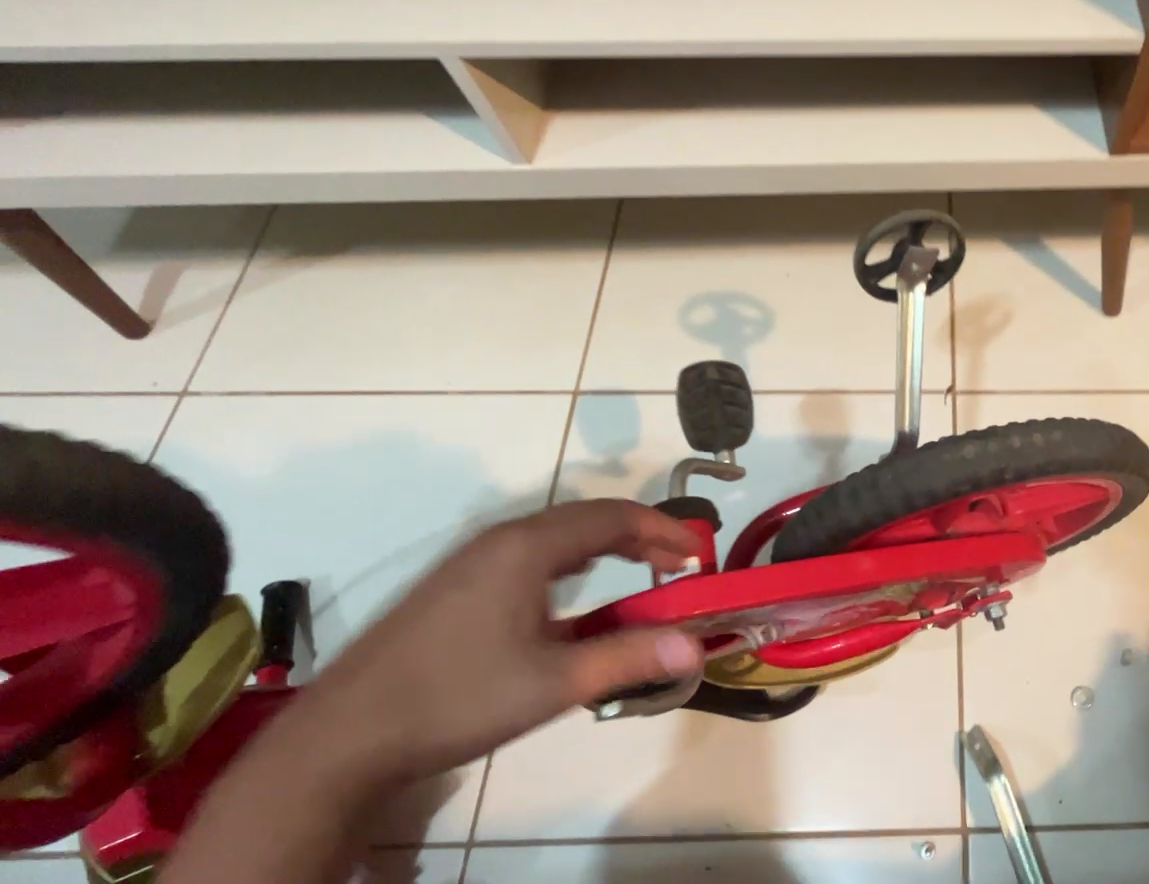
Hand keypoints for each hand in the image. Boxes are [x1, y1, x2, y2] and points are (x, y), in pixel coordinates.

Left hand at [269, 499, 707, 791]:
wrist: (342, 738)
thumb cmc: (456, 700)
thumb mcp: (554, 684)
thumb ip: (628, 658)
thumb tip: (695, 649)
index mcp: (526, 547)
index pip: (613, 517)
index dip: (663, 529)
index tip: (698, 552)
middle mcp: (501, 539)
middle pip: (587, 518)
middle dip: (641, 536)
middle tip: (678, 564)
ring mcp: (472, 559)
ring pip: (557, 535)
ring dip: (607, 548)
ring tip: (642, 573)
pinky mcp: (456, 583)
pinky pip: (532, 553)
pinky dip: (574, 562)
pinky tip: (577, 595)